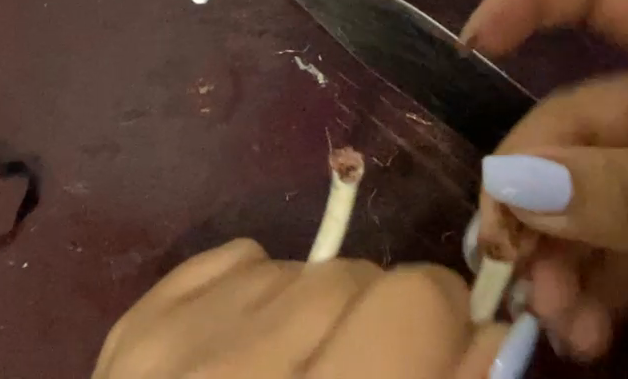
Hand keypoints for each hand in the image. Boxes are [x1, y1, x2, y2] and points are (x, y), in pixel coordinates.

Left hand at [95, 239, 512, 377]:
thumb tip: (493, 333)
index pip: (413, 300)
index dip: (444, 325)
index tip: (441, 355)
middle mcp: (239, 376)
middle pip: (355, 277)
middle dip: (378, 325)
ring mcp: (172, 345)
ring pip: (298, 266)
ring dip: (317, 313)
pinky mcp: (134, 328)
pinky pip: (237, 259)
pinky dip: (259, 296)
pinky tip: (249, 360)